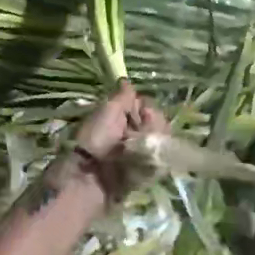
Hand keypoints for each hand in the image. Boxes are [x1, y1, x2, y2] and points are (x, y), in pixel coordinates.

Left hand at [69, 82, 166, 197]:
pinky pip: (163, 158)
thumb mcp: (108, 111)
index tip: (143, 111)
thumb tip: (126, 80)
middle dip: (154, 123)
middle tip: (143, 129)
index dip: (147, 107)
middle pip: (158, 121)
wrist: (92, 175)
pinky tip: (149, 156)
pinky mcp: (149, 171)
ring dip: (156, 138)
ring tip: (143, 144)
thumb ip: (122, 96)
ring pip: (163, 138)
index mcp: (122, 116)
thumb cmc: (97, 137)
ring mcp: (143, 152)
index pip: (147, 106)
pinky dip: (158, 155)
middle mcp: (134, 132)